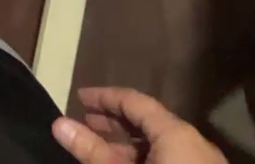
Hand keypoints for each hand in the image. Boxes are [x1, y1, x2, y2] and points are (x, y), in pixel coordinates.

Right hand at [51, 87, 225, 163]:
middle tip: (87, 124)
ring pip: (162, 146)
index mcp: (176, 133)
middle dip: (116, 122)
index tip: (79, 99)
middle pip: (149, 122)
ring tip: (103, 153)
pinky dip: (149, 161)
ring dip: (131, 146)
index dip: (104, 97)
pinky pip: (174, 162)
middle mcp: (195, 144)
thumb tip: (59, 124)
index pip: (134, 100)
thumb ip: (93, 150)